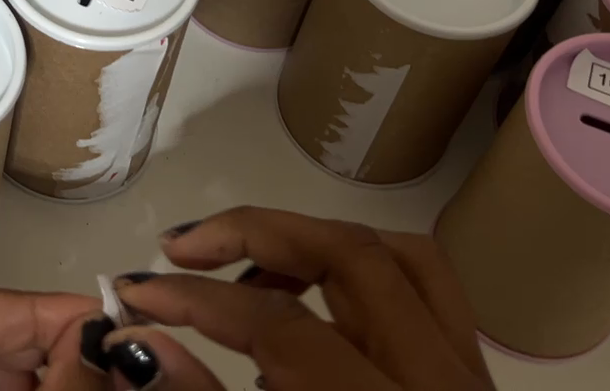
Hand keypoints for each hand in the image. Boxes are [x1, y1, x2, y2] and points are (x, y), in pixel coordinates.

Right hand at [104, 207, 494, 389]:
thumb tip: (135, 340)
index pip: (279, 324)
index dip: (194, 299)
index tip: (134, 292)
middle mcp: (439, 389)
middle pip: (347, 255)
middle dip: (250, 233)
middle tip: (179, 247)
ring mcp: (469, 384)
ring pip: (396, 255)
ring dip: (306, 238)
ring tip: (241, 261)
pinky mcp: (475, 384)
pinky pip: (424, 287)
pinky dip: (355, 264)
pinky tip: (304, 293)